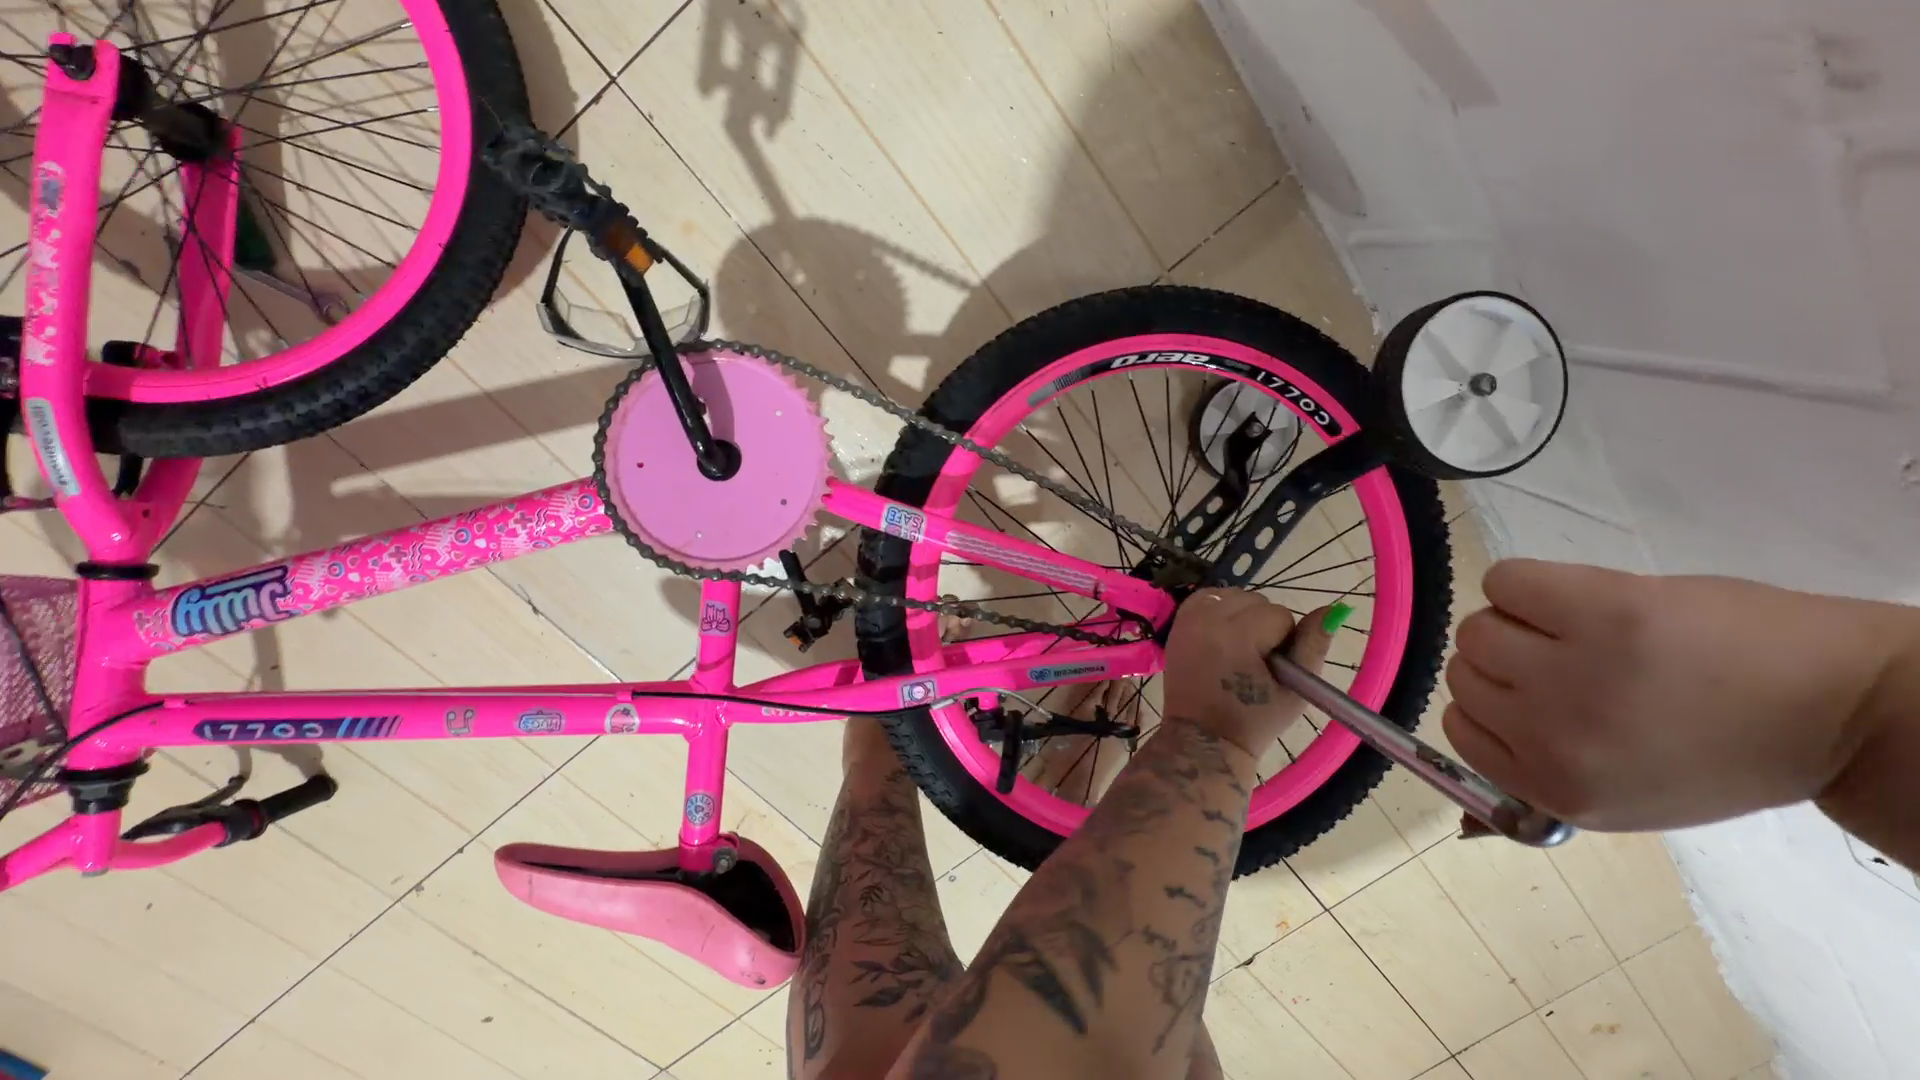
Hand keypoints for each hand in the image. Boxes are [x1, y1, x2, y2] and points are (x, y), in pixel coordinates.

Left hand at [1162, 589, 1338, 758]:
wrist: (1202, 737)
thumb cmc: (1253, 720)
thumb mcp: (1294, 689)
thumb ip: (1313, 645)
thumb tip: (1336, 608)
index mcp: (1234, 636)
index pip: (1279, 615)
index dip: (1283, 642)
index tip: (1270, 670)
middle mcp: (1206, 619)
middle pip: (1255, 599)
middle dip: (1263, 626)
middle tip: (1254, 662)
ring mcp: (1188, 619)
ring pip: (1233, 594)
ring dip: (1243, 615)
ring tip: (1239, 650)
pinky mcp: (1178, 622)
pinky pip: (1208, 597)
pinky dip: (1220, 609)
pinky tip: (1224, 635)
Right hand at [1445, 559, 1915, 830]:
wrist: (1847, 711)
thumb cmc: (1728, 754)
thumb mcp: (1622, 797)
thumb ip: (1539, 786)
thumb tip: (1464, 813)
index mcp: (1559, 789)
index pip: (1460, 726)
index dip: (1496, 706)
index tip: (1537, 699)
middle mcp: (1553, 735)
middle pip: (1464, 671)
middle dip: (1506, 664)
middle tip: (1568, 663)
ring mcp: (1575, 669)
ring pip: (1476, 627)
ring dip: (1514, 623)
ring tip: (1577, 631)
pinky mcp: (1603, 607)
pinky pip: (1504, 580)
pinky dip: (1526, 585)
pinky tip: (1575, 599)